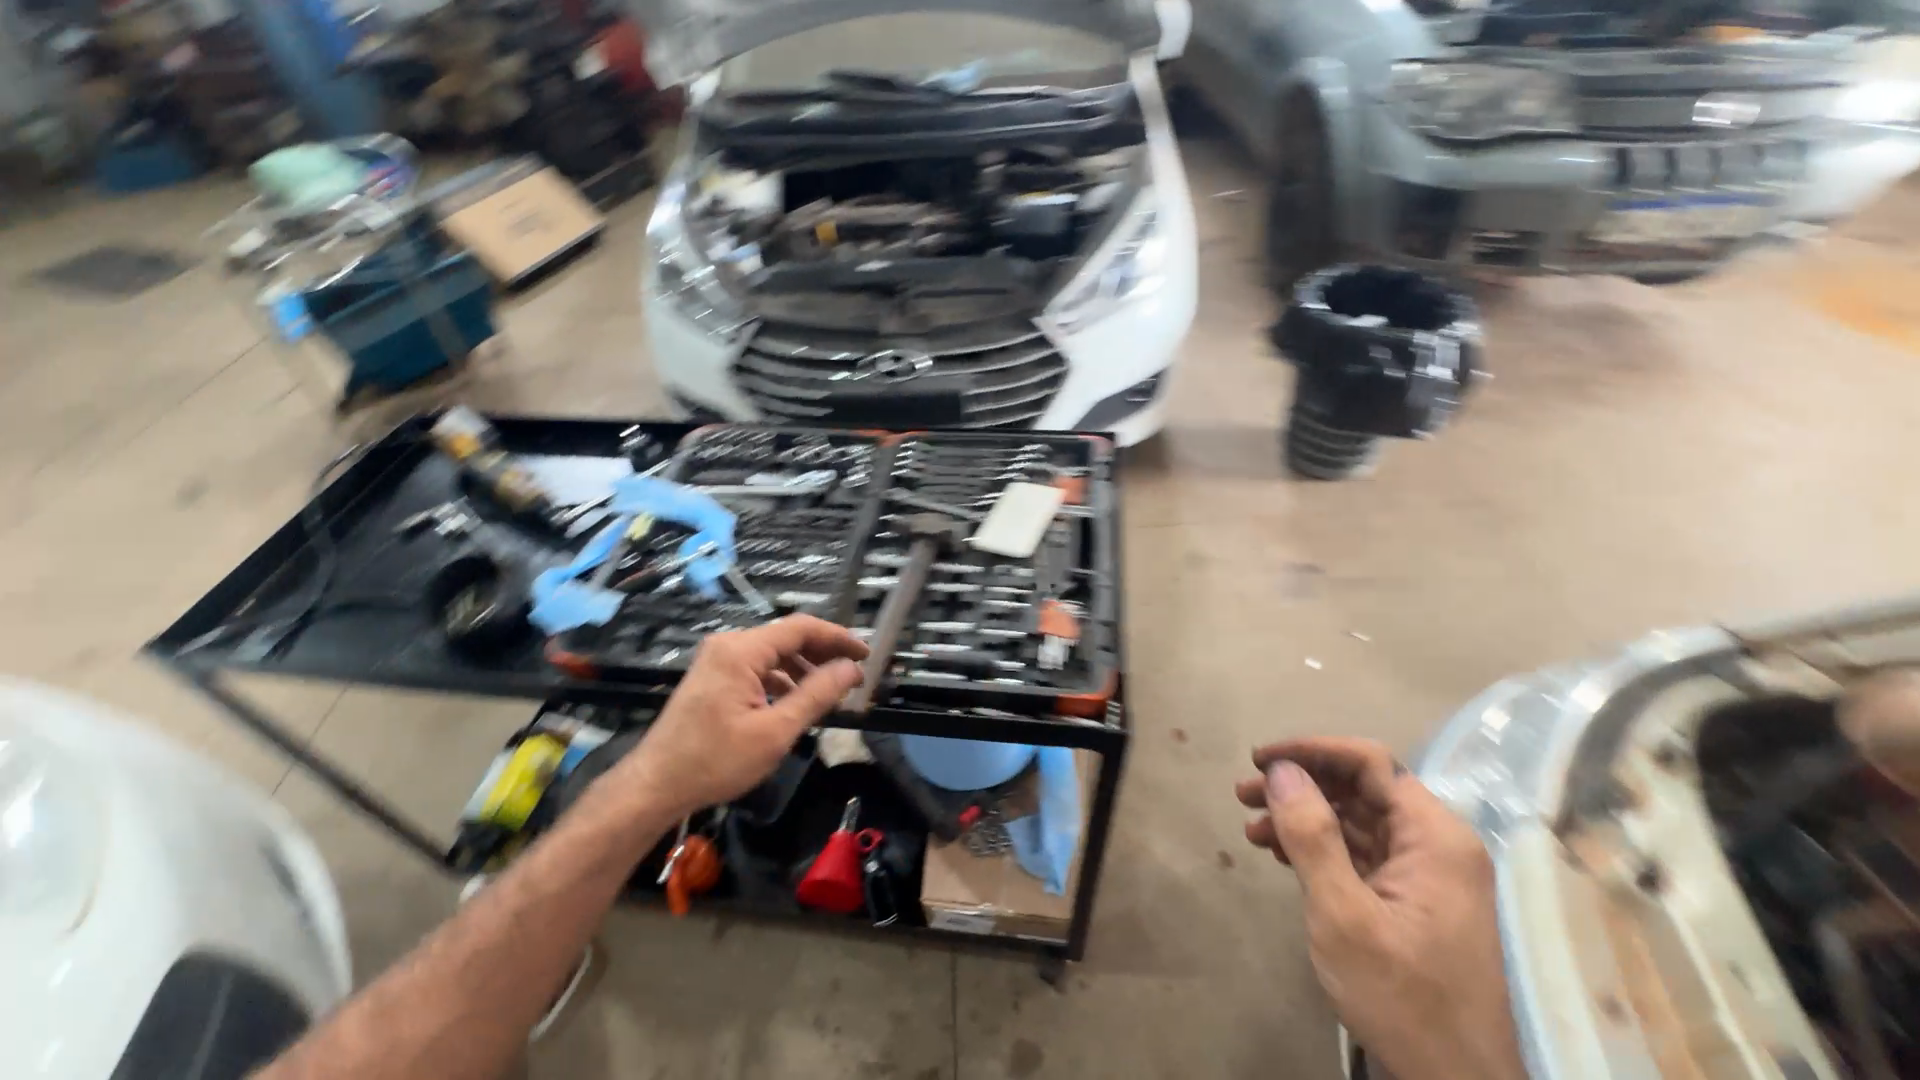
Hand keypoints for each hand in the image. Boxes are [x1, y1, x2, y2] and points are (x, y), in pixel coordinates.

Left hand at [619, 615, 868, 815]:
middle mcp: (728, 646)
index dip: (838, 638)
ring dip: (803, 669)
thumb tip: (851, 670)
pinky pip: (756, 668)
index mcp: (741, 651)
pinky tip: (795, 703)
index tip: (866, 655)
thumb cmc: (715, 760)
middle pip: (786, 638)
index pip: (801, 628)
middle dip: (823, 653)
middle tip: (854, 674)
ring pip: (772, 654)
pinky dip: (781, 680)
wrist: (655, 785)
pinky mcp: (712, 678)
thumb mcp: (775, 731)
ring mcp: (716, 661)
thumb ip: (816, 696)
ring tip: (830, 692)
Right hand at [1235, 738, 1525, 1079]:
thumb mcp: (1343, 915)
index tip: (1259, 760)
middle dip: (1300, 784)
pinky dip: (1319, 848)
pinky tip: (1281, 855)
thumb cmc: (1402, 997)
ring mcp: (1426, 875)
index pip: (1370, 763)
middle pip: (1362, 788)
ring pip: (1357, 821)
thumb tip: (1282, 771)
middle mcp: (1436, 845)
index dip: (1311, 751)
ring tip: (1251, 829)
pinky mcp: (1411, 902)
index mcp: (1435, 837)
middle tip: (1244, 795)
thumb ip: (1312, 837)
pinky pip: (1361, 853)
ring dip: (1303, 817)